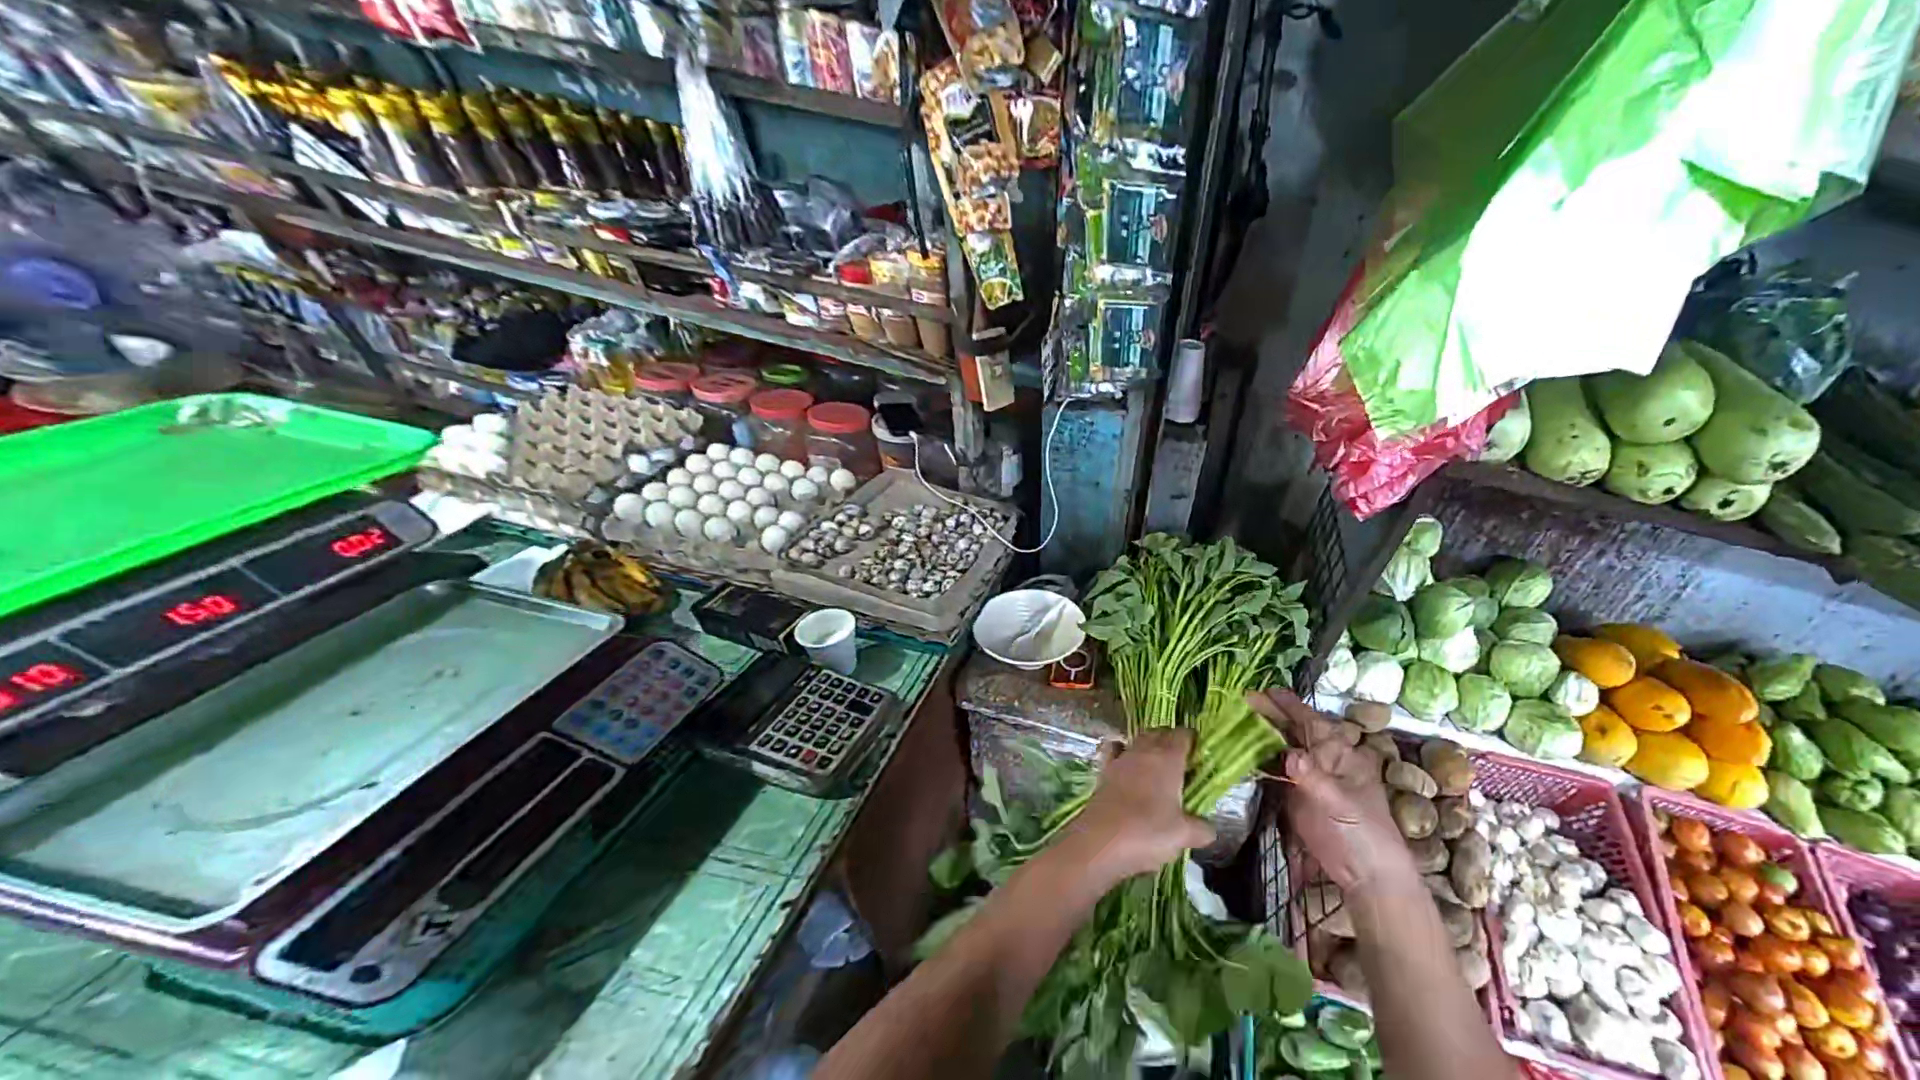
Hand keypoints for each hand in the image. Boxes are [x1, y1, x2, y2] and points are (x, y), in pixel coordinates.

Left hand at [1055, 729, 1215, 891]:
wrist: (1099, 842)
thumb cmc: (1147, 832)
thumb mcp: (1183, 835)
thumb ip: (1201, 829)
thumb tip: (1209, 829)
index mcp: (1167, 759)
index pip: (1182, 735)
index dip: (1192, 740)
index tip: (1199, 753)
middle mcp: (1142, 752)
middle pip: (1158, 733)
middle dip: (1169, 740)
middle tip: (1181, 761)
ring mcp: (1119, 760)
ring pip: (1136, 742)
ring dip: (1146, 747)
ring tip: (1156, 766)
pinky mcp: (1102, 773)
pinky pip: (1114, 753)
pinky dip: (1121, 754)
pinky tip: (1126, 769)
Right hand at [1247, 689, 1418, 897]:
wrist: (1367, 875)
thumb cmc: (1364, 834)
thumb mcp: (1342, 805)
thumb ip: (1314, 779)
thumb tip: (1289, 756)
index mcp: (1341, 755)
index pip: (1312, 722)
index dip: (1290, 706)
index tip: (1266, 690)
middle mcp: (1323, 760)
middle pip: (1293, 731)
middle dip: (1270, 715)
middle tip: (1241, 701)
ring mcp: (1308, 777)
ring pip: (1282, 748)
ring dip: (1261, 735)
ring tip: (1235, 721)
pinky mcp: (1295, 795)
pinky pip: (1274, 770)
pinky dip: (1258, 760)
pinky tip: (1240, 752)